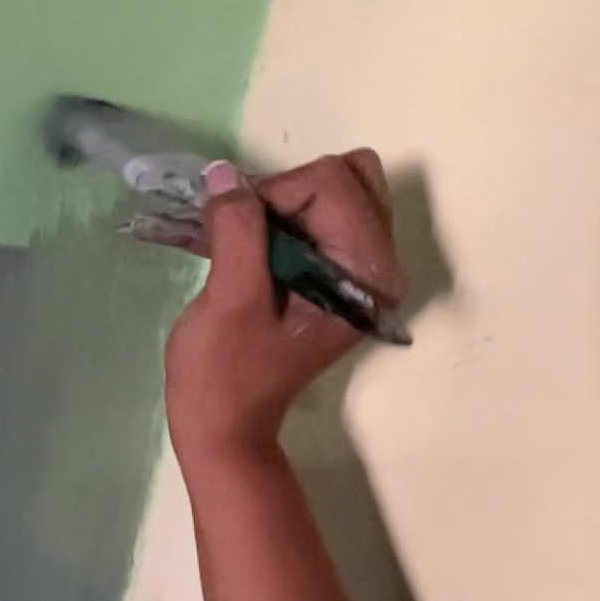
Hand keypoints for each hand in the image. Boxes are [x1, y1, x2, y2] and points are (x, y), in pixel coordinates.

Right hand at [165, 151, 405, 465]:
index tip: (228, 233)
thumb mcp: (227, 300)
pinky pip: (319, 220)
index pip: (332, 184)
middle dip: (281, 193)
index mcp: (365, 274)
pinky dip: (278, 221)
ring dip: (277, 206)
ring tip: (238, 242)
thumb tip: (223, 174)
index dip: (270, 194)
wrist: (222, 426)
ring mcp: (357, 274)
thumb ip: (235, 231)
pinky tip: (244, 248)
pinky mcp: (333, 279)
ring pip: (334, 194)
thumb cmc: (222, 373)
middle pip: (346, 178)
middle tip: (237, 234)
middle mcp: (377, 268)